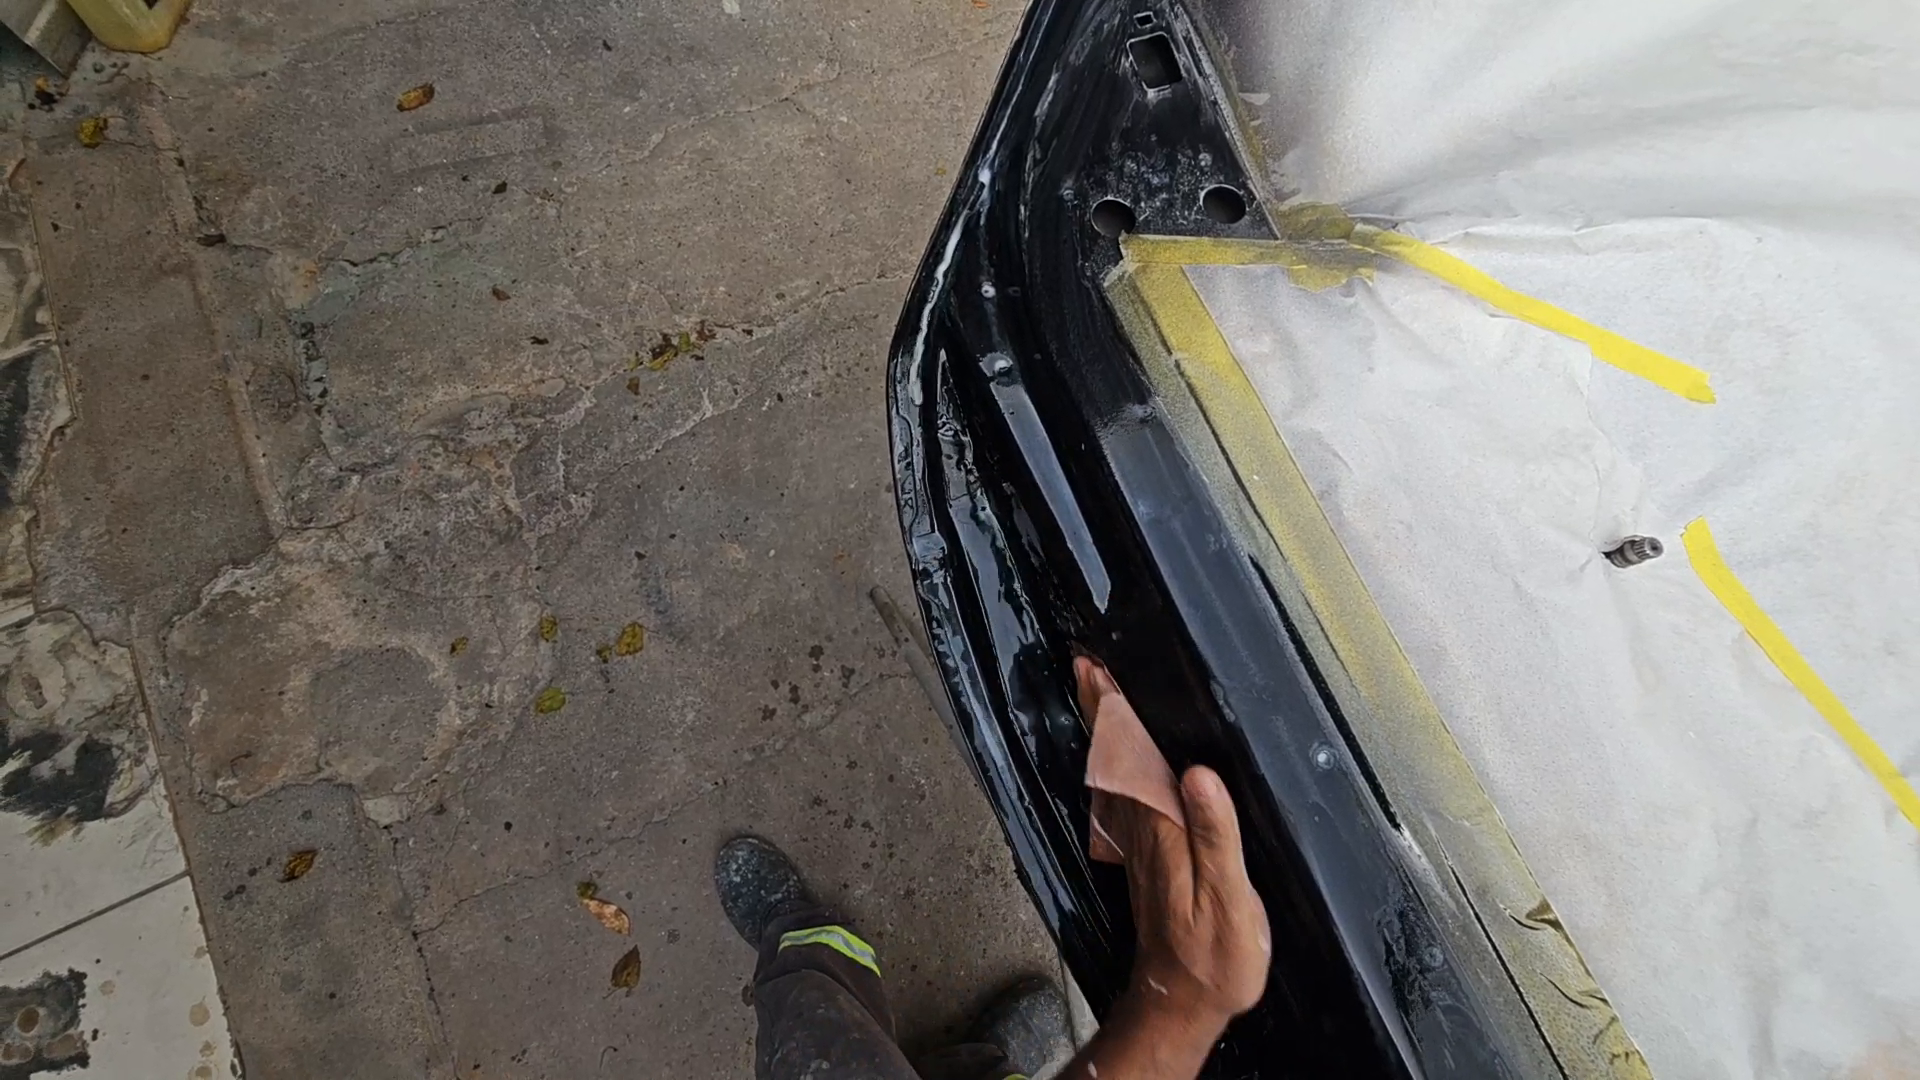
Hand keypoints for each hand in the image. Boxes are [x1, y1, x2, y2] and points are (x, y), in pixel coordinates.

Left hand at [1072, 657, 1270, 1072]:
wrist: (1182, 997)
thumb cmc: (1214, 953)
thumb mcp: (1226, 896)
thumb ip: (1212, 833)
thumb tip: (1197, 772)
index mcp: (1158, 822)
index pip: (1129, 750)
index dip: (1113, 707)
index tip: (1095, 668)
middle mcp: (1139, 821)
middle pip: (1112, 750)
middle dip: (1097, 705)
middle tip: (1085, 664)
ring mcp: (1137, 835)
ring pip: (1112, 766)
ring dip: (1102, 726)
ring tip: (1095, 692)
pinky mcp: (1143, 849)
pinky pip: (1121, 787)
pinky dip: (1114, 757)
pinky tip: (1116, 751)